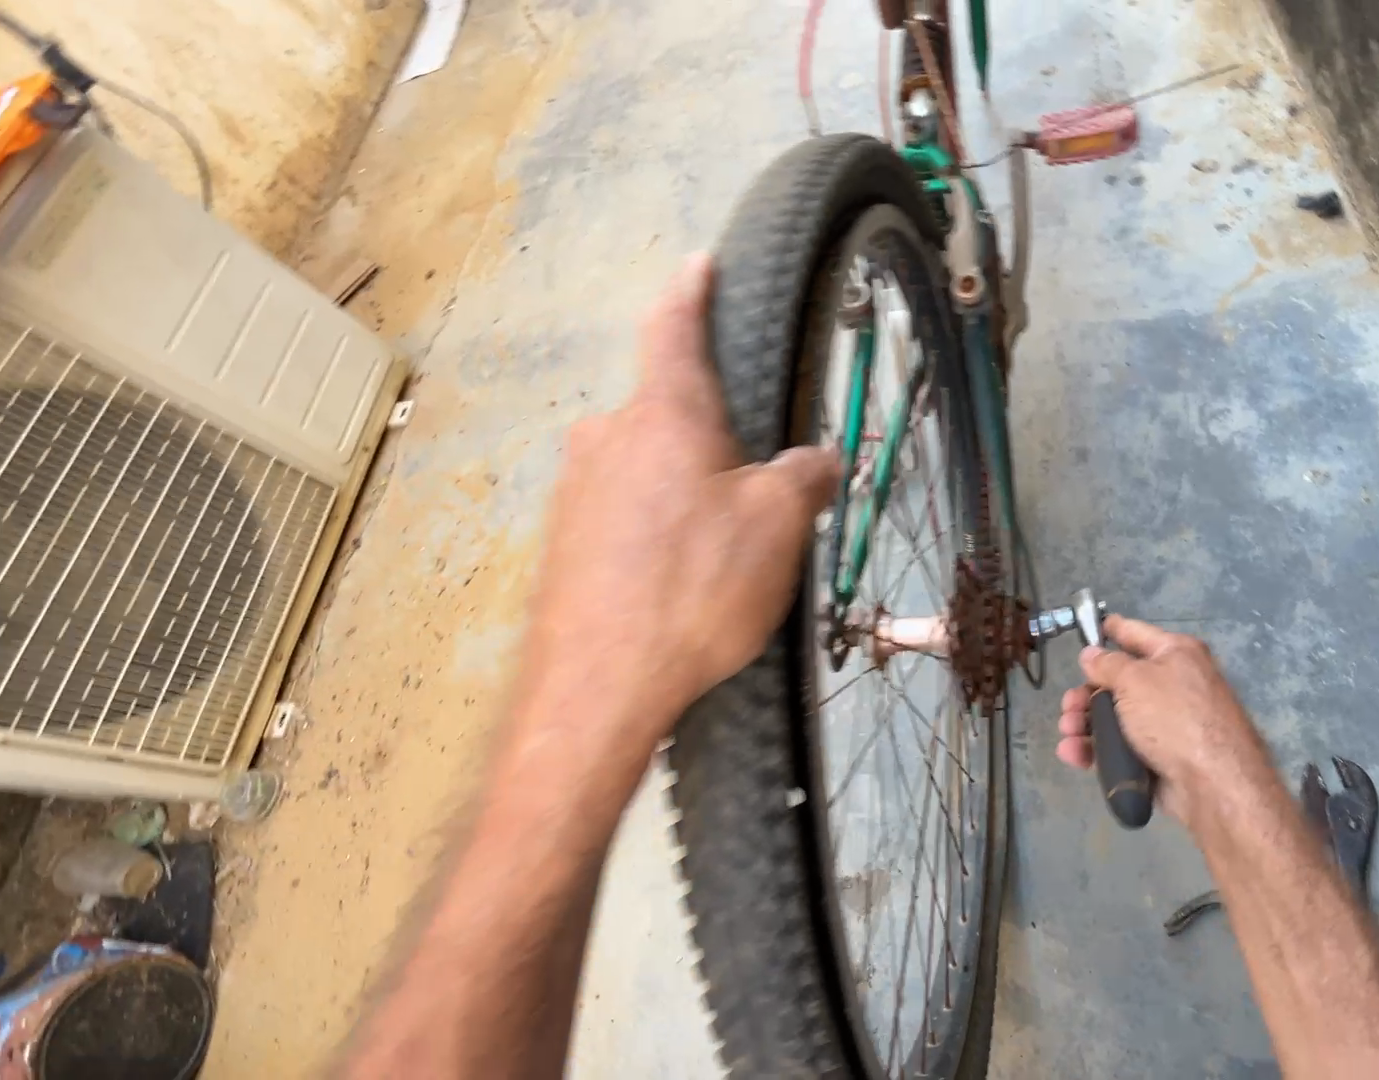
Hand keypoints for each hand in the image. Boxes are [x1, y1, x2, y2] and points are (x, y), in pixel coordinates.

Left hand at [520, 253, 838, 745]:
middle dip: (711, 439)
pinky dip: (658, 529)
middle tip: (753, 491)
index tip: (698, 263)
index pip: (675, 330)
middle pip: (670, 415)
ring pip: (648, 469)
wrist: (597, 689)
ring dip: (686, 491)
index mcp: (663, 417)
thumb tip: (817, 462)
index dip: (691, 292)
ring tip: (720, 553)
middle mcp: (607, 439)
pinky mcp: (562, 543)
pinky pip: (625, 514)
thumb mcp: (776, 528)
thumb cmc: (695, 588)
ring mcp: (575, 493)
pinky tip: (680, 580)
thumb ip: (804, 479)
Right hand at [1056, 615, 1269, 825]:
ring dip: (1085, 723)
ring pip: (1114, 717)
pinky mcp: (1157, 757)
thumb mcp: (1135, 680)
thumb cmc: (1174, 717)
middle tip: (1068, 705)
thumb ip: (1107, 664)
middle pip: (1118, 682)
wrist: (1213, 785)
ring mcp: (1165, 724)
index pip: (1135, 633)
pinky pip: (1119, 747)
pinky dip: (1095, 749)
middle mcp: (1173, 685)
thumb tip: (1091, 654)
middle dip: (1087, 694)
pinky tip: (1073, 753)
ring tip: (1068, 731)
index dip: (1110, 630)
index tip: (1088, 630)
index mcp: (1175, 655)